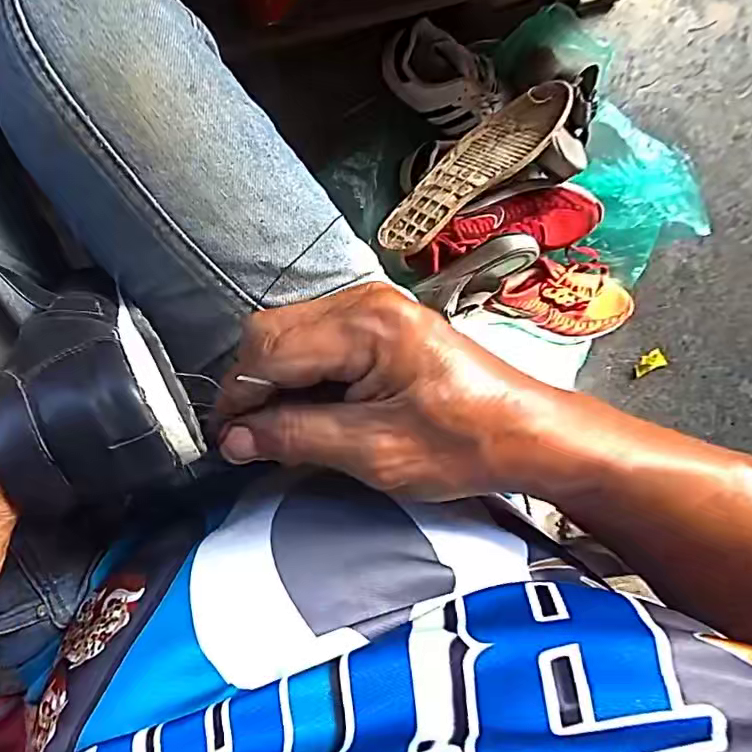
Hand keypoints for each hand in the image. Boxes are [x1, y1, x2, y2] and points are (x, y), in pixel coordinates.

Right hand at [215, 282, 556, 499]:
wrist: (525, 432)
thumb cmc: (466, 443)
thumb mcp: (374, 451)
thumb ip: (295, 437)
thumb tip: (235, 439)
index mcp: (368, 325)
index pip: (269, 352)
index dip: (238, 398)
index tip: (226, 440)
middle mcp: (364, 301)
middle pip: (270, 333)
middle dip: (251, 387)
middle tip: (250, 437)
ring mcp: (370, 306)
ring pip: (285, 334)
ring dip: (272, 381)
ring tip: (280, 427)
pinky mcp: (375, 321)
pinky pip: (312, 339)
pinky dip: (297, 374)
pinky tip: (307, 407)